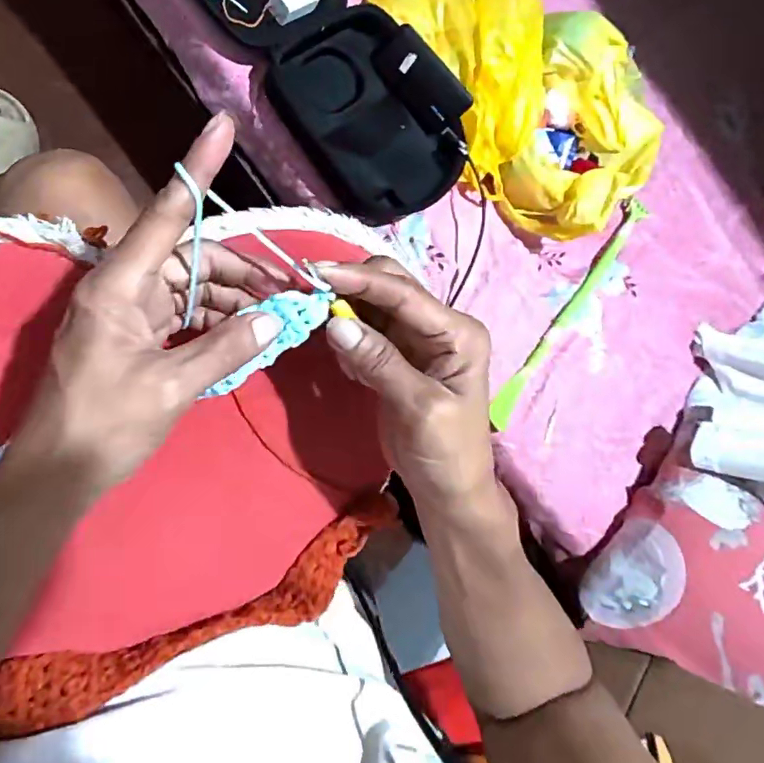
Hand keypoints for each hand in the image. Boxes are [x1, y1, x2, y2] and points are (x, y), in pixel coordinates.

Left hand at [10, 114, 286, 492]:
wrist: (55, 477)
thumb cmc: (103, 428)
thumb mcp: (171, 388)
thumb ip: (224, 348)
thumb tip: (273, 318)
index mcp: (119, 286)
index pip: (165, 214)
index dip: (196, 168)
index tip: (221, 125)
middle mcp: (122, 286)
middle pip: (192, 257)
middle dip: (241, 271)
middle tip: (290, 292)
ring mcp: (127, 310)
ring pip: (191, 285)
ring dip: (232, 298)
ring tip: (276, 317)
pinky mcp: (133, 333)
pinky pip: (182, 311)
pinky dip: (214, 319)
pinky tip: (246, 332)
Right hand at [318, 257, 495, 509]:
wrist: (449, 491)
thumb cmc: (446, 452)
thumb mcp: (418, 408)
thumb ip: (380, 362)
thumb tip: (336, 322)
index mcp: (457, 332)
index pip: (404, 294)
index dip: (360, 279)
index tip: (316, 272)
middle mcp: (439, 325)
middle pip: (390, 285)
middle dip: (350, 283)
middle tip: (307, 288)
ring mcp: (416, 338)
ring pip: (374, 303)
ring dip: (343, 302)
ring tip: (311, 310)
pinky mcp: (396, 353)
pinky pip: (366, 328)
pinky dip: (346, 329)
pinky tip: (336, 348)